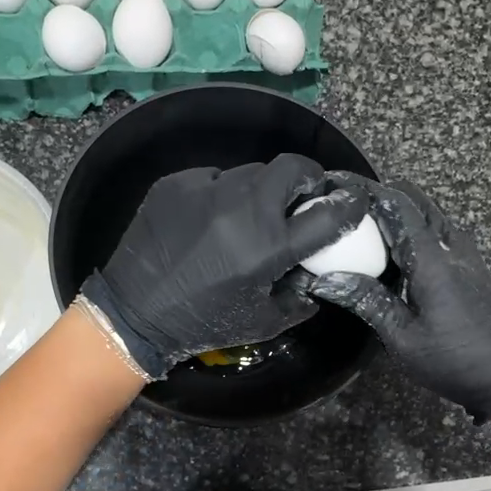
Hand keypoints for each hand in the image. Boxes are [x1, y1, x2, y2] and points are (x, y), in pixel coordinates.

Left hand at [79, 154, 367, 379]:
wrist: (136, 313)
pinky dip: (222, 194)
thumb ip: (300, 294)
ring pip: (252, 172)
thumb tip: (317, 274)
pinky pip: (213, 177)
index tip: (353, 203)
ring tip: (249, 215)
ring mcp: (206, 190)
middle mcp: (242, 208)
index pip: (328, 213)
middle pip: (293, 169)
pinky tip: (210, 220)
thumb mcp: (264, 320)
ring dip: (261, 190)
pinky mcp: (177, 183)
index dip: (349, 205)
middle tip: (302, 197)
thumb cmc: (205, 322)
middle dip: (305, 180)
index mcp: (269, 247)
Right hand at [310, 179, 490, 420]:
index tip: (330, 184)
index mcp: (432, 259)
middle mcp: (450, 244)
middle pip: (411, 198)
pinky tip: (384, 249)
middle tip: (339, 206)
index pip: (396, 203)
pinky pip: (432, 230)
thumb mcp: (403, 339)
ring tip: (354, 224)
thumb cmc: (455, 361)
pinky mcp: (466, 262)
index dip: (362, 189)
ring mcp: (462, 251)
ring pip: (423, 211)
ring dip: (391, 210)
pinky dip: (405, 227)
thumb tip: (324, 280)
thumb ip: (367, 302)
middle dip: (375, 194)